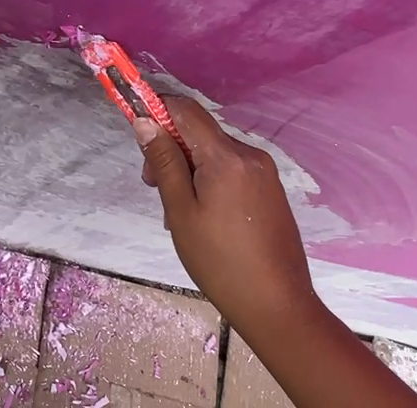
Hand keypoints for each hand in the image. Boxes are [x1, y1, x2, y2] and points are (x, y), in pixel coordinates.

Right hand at [136, 96, 318, 337]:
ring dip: (189, 167)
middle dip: (171, 148)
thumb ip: (163, 162)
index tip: (137, 130)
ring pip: (213, 152)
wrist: (279, 309)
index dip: (156, 108)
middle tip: (155, 187)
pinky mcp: (271, 190)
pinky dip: (210, 179)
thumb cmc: (220, 262)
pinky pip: (231, 169)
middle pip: (199, 132)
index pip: (185, 109)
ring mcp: (264, 173)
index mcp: (226, 157)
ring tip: (179, 211)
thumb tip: (145, 121)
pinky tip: (205, 216)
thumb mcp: (180, 211)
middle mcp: (249, 155)